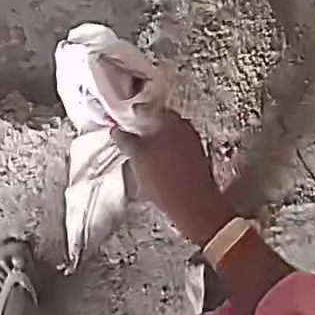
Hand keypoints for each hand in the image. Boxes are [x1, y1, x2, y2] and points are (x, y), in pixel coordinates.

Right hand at [112, 111, 233, 245]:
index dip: (136, 112)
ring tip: (142, 154)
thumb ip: (125, 140)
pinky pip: (177, 151)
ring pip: (170, 137)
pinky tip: (156, 167)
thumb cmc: (167, 179)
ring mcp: (193, 145)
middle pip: (161, 122)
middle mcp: (186, 129)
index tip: (129, 115)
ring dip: (156, 142)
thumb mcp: (137, 156)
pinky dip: (165, 154)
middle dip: (146, 128)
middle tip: (132, 135)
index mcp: (172, 121)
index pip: (150, 108)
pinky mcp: (197, 161)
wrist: (192, 205)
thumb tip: (117, 132)